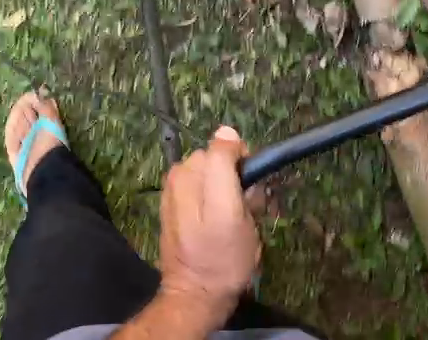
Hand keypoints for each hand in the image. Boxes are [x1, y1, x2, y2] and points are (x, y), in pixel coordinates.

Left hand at [157, 126, 260, 319]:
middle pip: (221, 162)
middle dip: (238, 182)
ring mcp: (176, 191)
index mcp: (190, 170)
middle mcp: (180, 174)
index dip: (246, 167)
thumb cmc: (220, 257)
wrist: (196, 297)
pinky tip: (220, 229)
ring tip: (235, 225)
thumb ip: (224, 165)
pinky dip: (216, 204)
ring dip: (230, 195)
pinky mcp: (178, 208)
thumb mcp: (230, 211)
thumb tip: (226, 130)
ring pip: (216, 178)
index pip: (227, 147)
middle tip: (247, 213)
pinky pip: (205, 193)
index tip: (251, 193)